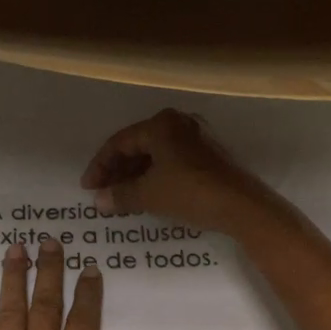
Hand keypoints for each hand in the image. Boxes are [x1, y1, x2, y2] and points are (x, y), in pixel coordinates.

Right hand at [80, 108, 289, 236]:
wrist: (242, 206)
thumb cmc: (190, 192)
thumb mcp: (149, 195)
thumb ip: (120, 194)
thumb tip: (99, 200)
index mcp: (161, 124)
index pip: (119, 142)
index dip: (100, 166)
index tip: (88, 188)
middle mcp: (178, 123)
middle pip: (138, 145)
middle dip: (117, 171)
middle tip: (102, 193)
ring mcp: (196, 138)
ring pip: (155, 154)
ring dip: (135, 175)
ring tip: (121, 197)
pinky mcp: (209, 155)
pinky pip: (171, 161)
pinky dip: (155, 176)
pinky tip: (146, 195)